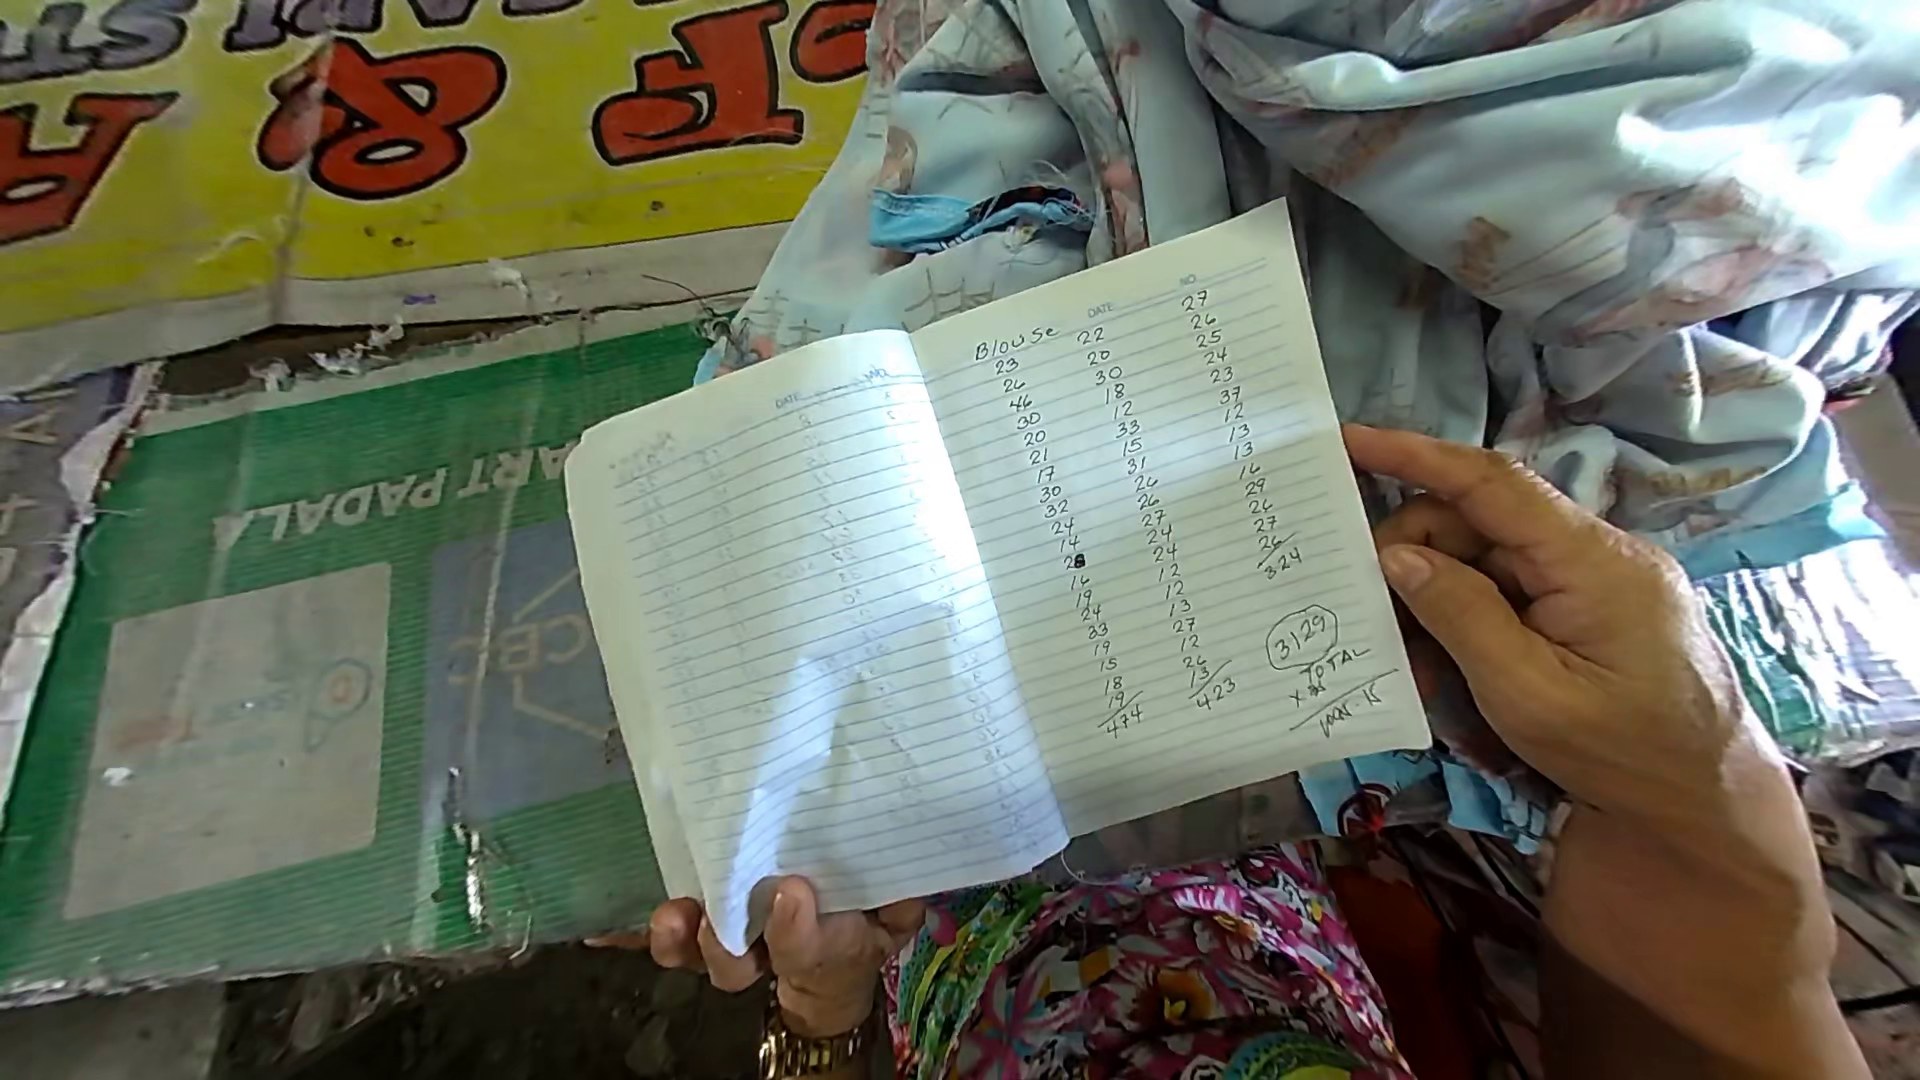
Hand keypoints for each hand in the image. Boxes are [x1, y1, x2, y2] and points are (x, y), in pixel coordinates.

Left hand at [635, 877, 923, 1036]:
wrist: (833, 947)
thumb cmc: (864, 917)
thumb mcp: (895, 913)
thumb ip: (903, 901)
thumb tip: (907, 885)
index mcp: (818, 945)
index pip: (805, 948)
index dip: (795, 930)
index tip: (791, 892)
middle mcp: (767, 952)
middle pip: (733, 964)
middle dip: (719, 944)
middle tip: (705, 912)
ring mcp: (732, 941)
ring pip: (695, 953)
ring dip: (674, 939)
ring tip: (665, 914)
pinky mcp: (705, 925)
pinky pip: (668, 939)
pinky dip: (632, 937)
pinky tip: (603, 924)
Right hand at [1344, 423, 1765, 837]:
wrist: (1698, 812)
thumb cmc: (1621, 754)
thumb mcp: (1526, 691)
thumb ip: (1459, 614)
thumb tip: (1396, 555)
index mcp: (1593, 564)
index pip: (1492, 484)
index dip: (1416, 455)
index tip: (1350, 438)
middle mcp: (1587, 555)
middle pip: (1465, 523)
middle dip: (1408, 560)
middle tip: (1374, 614)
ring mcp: (1576, 578)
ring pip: (1465, 556)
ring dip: (1424, 599)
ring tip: (1414, 657)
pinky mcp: (1564, 602)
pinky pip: (1483, 586)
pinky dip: (1446, 615)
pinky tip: (1437, 659)